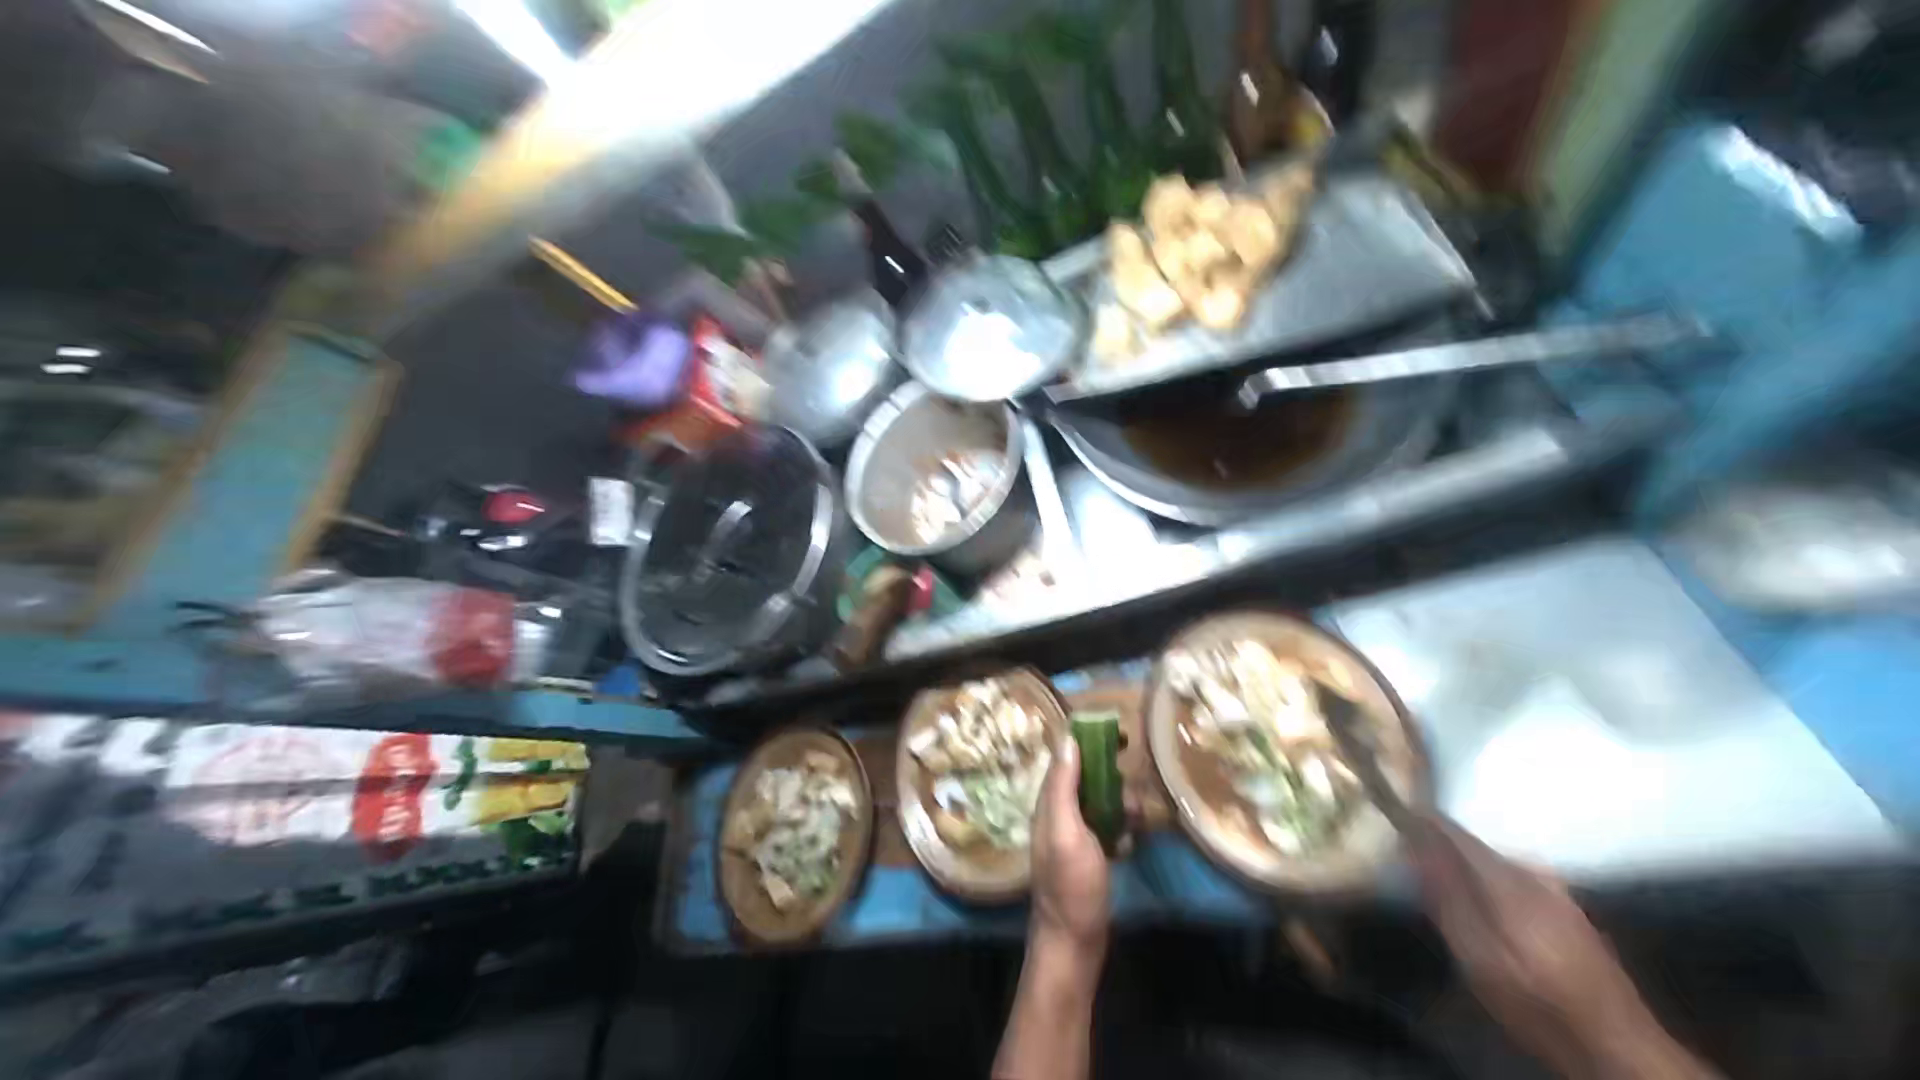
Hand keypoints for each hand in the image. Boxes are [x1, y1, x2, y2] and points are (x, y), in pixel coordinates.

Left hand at [1029, 736, 1110, 956]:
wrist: (1076, 942)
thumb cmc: (1071, 885)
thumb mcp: (1066, 830)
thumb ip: (1063, 786)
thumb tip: (1067, 739)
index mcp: (1049, 803)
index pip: (1065, 758)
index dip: (1087, 741)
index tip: (1117, 732)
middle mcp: (1060, 813)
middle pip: (1087, 778)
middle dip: (1111, 775)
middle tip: (1132, 783)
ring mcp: (1077, 834)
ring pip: (1103, 802)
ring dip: (1122, 805)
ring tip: (1135, 820)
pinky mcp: (1092, 853)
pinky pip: (1111, 827)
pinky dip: (1123, 830)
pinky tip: (1130, 845)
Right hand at [1411, 815, 1712, 1078]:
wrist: (1620, 1048)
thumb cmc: (1536, 1003)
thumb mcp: (1477, 955)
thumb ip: (1444, 897)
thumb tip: (1413, 848)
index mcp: (1508, 879)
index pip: (1453, 831)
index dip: (1420, 820)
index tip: (1392, 816)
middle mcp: (1535, 874)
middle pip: (1475, 844)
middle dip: (1441, 844)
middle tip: (1411, 858)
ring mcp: (1558, 892)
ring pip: (1496, 861)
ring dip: (1466, 864)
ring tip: (1443, 881)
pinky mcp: (1571, 912)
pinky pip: (1516, 877)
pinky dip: (1489, 879)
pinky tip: (1485, 904)